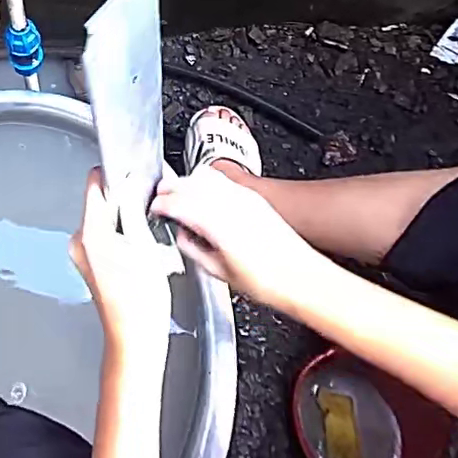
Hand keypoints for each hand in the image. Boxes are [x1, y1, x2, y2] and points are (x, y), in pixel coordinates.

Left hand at [71, 168, 173, 358]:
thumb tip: (130, 184)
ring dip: (123, 219)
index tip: (132, 176)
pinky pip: (102, 236)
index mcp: (91, 232)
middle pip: (99, 201)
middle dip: (123, 200)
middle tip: (146, 212)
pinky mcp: (87, 263)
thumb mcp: (145, 246)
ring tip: (145, 238)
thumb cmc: (142, 303)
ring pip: (102, 219)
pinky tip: (137, 252)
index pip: (95, 183)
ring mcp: (81, 253)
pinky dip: (119, 235)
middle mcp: (79, 240)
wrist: (135, 340)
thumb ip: (133, 209)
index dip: (115, 175)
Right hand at [149, 165, 327, 308]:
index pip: (176, 202)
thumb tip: (181, 236)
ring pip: (203, 175)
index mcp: (215, 222)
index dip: (159, 204)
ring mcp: (242, 196)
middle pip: (187, 182)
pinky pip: (221, 179)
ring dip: (186, 182)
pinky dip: (204, 182)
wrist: (304, 278)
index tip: (153, 208)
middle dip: (169, 189)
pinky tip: (203, 196)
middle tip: (159, 199)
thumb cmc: (268, 282)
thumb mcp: (219, 272)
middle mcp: (228, 203)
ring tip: (178, 195)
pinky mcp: (252, 197)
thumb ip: (193, 248)